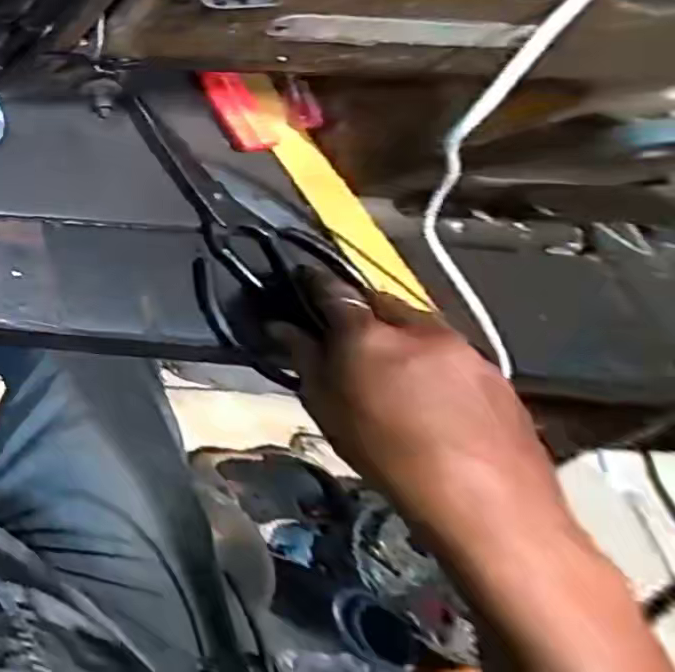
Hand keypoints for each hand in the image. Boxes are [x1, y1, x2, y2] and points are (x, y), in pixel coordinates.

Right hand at [271, 270, 563, 549]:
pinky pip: (454, 357)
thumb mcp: (324, 405)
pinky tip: (429, 396)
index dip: (314, 283)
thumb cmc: (386, 451)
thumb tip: (285, 329)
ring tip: (389, 368)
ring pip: (423, 329)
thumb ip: (303, 357)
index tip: (301, 281)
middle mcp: (422, 331)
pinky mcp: (503, 381)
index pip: (334, 290)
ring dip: (401, 338)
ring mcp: (470, 354)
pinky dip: (433, 364)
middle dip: (363, 312)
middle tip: (345, 334)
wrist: (490, 506)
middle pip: (384, 303)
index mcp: (369, 333)